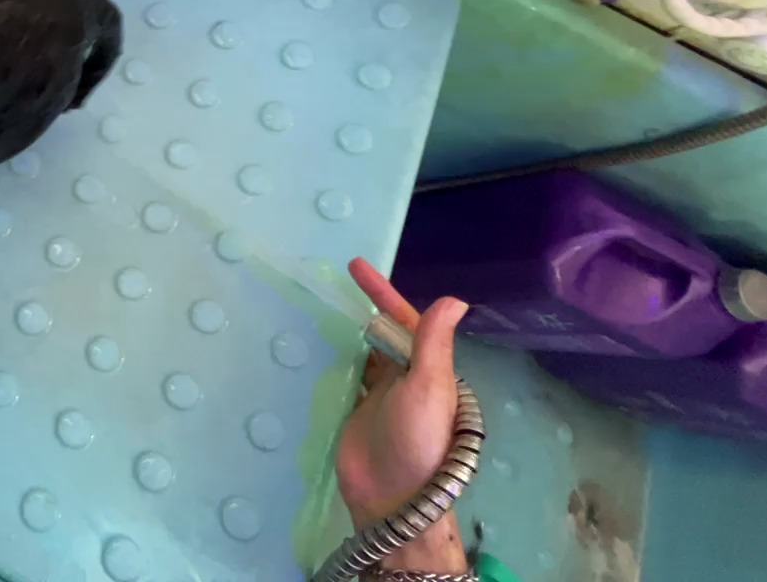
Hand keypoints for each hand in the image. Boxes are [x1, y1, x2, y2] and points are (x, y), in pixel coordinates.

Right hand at [335, 258, 471, 571]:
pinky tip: (310, 342)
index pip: (404, 321)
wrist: (393, 500)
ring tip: (316, 305)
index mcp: (426, 372)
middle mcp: (404, 379)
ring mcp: (378, 395)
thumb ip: (433, 345)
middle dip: (360, 306)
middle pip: (380, 332)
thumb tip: (455, 299)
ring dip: (344, 327)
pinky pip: (343, 372)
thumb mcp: (429, 390)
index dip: (381, 293)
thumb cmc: (417, 443)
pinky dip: (330, 354)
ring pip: (361, 350)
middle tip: (328, 281)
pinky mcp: (354, 409)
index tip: (355, 267)